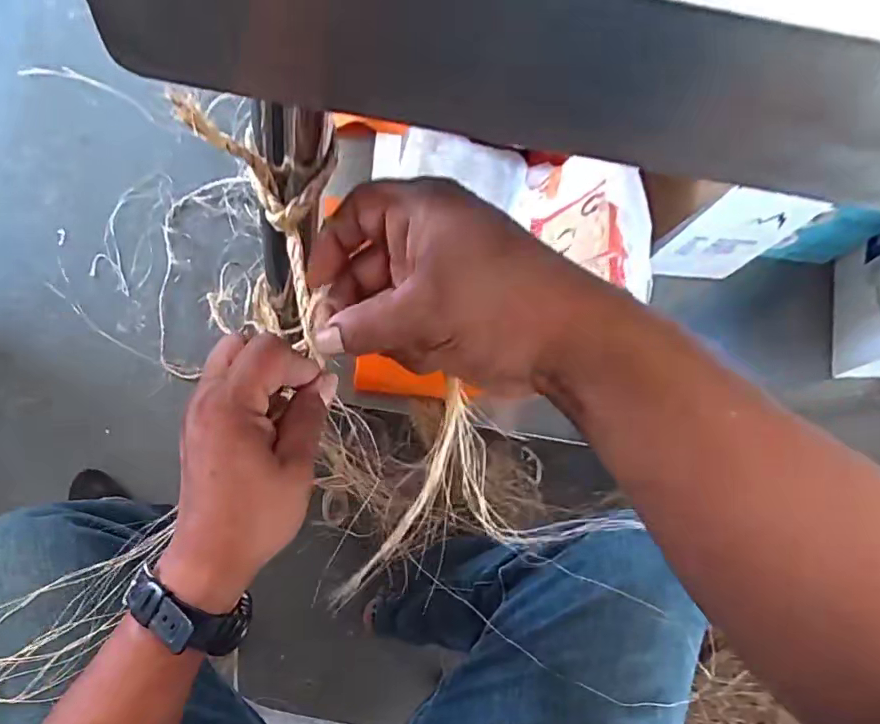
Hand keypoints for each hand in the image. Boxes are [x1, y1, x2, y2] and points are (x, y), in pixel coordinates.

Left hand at [157, 333, 336, 612]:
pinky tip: (264, 429)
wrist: (209, 556)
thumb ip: (308, 417)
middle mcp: (204, 398)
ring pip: (227, 363)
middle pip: (239, 344)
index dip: (301, 363)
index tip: (320, 394)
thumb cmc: (257, 519)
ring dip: (259, 375)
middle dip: (276, 360)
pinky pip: (219, 388)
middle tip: (299, 395)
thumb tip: (323, 382)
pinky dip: (244, 392)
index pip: (266, 349)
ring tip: (283, 415)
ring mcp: (194, 412)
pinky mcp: (193, 428)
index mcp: (229, 404)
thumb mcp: (295, 469)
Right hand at [307, 178, 648, 397]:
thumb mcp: (419, 313)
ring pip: (385, 303)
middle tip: (339, 338)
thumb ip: (360, 326)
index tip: (314, 289)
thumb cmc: (492, 307)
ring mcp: (440, 276)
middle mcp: (427, 237)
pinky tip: (430, 355)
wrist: (565, 342)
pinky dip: (411, 344)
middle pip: (366, 265)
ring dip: (386, 331)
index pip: (356, 212)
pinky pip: (409, 325)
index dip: (330, 247)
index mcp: (420, 211)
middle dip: (355, 304)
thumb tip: (320, 337)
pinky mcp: (452, 311)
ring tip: (408, 346)